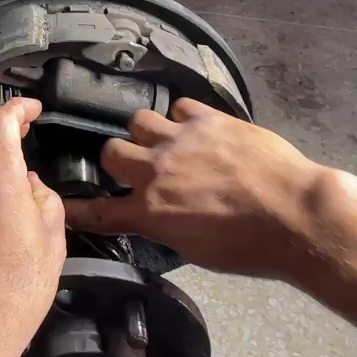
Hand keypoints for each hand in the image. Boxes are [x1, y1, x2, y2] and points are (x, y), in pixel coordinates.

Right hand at [63, 97, 331, 278]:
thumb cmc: (253, 247)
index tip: (60, 204)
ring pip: (140, 120)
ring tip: (171, 141)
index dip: (78, 209)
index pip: (102, 211)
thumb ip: (166, 225)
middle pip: (111, 150)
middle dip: (122, 158)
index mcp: (152, 211)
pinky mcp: (205, 117)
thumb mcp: (198, 250)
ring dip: (150, 133)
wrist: (296, 215)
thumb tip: (157, 213)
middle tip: (142, 166)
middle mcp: (156, 170)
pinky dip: (184, 118)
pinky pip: (178, 106)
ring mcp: (179, 138)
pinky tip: (200, 129)